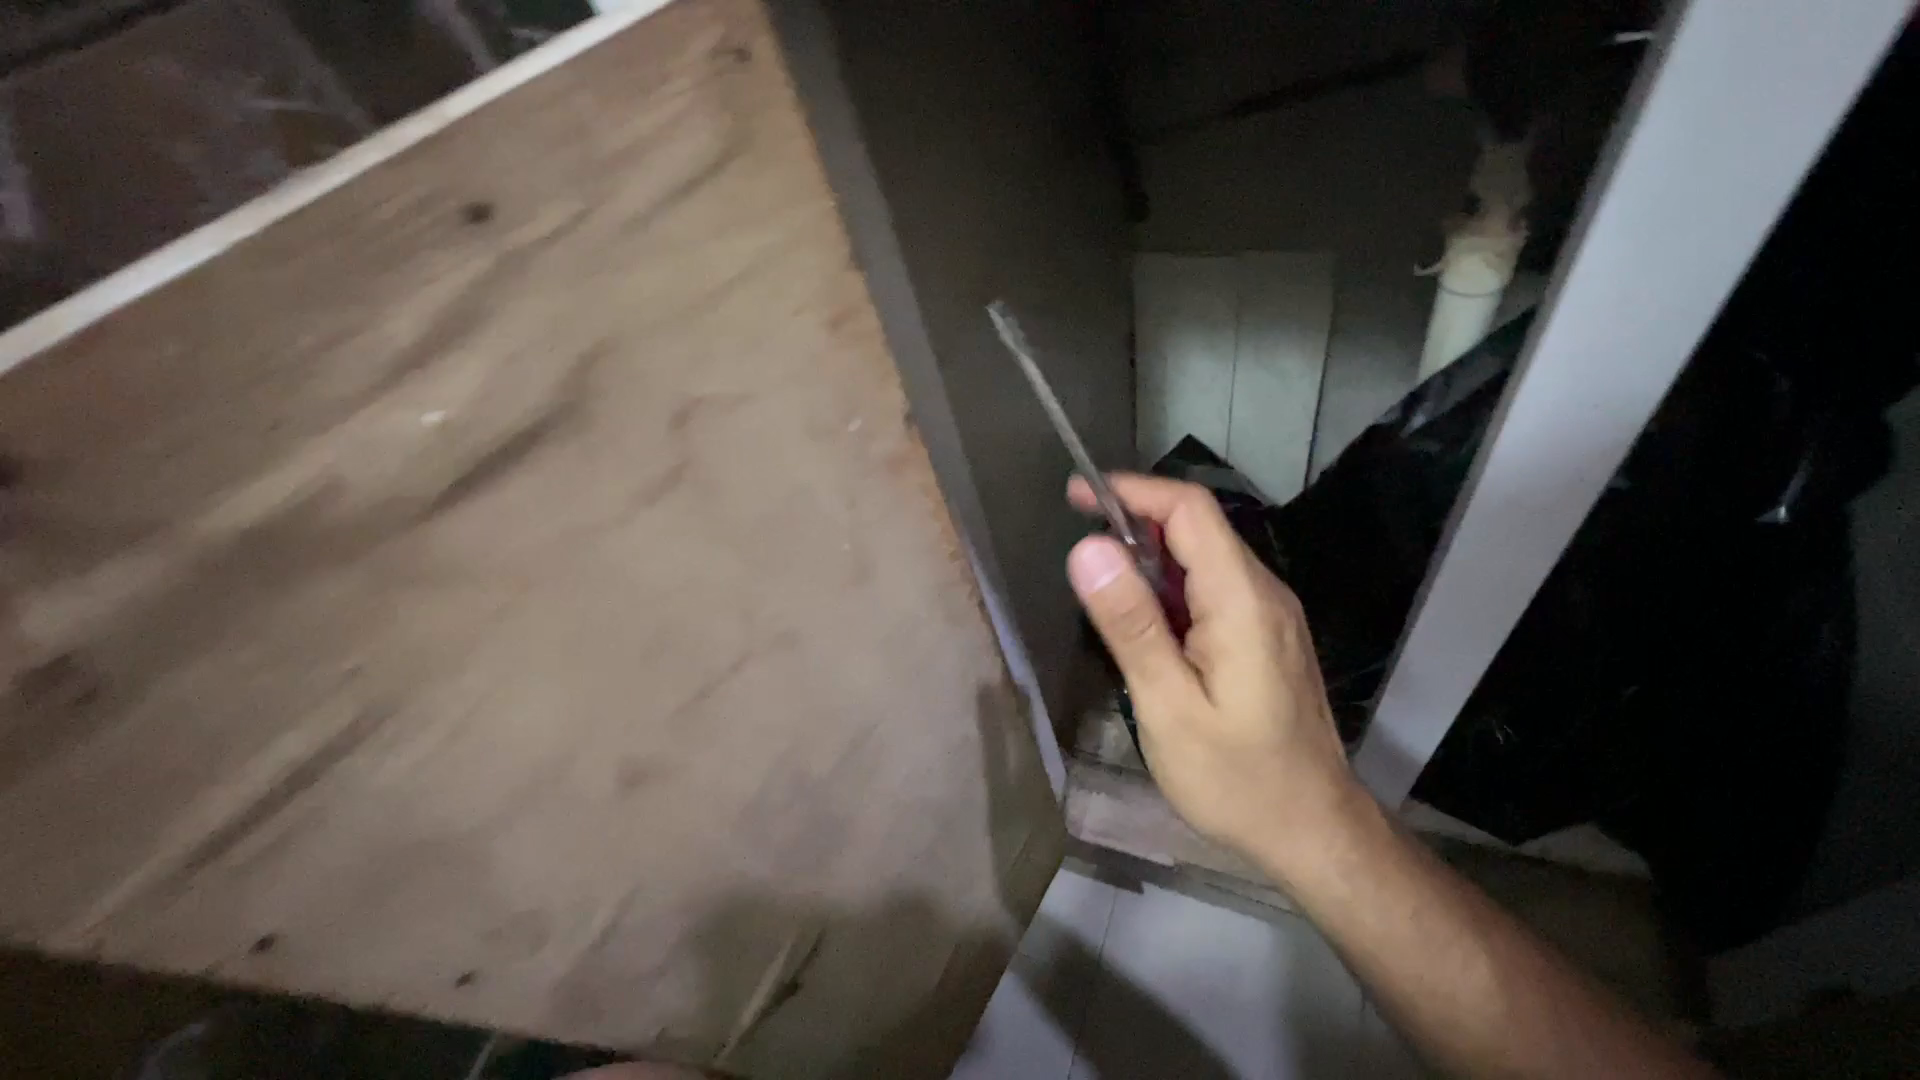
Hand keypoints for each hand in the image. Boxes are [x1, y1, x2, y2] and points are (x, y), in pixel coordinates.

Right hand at [1066, 473, 1362, 866]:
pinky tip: (1145, 627)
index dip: (1131, 491)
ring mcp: (1269, 616)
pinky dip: (1170, 591)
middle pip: (1197, 529)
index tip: (1076, 496)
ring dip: (1149, 560)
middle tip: (1078, 551)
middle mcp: (1263, 594)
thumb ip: (1130, 624)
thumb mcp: (1168, 706)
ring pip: (1204, 560)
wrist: (1312, 831)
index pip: (1188, 511)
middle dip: (1134, 523)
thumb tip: (1086, 549)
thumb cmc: (1235, 777)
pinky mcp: (1265, 638)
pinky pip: (1213, 592)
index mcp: (1241, 600)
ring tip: (1101, 592)